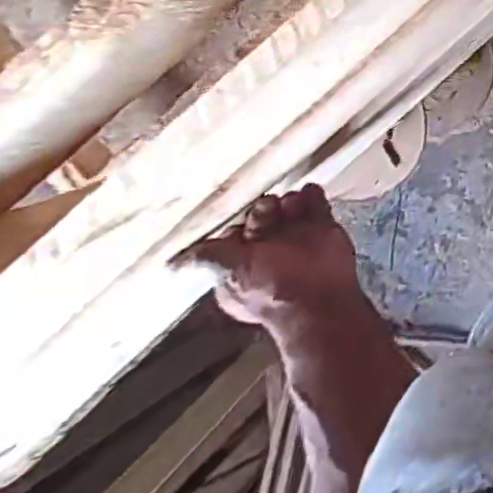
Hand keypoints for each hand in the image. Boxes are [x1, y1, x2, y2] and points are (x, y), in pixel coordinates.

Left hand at [176, 184, 365, 330]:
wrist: (318, 297)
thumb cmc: (270, 288)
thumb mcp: (231, 272)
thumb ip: (207, 258)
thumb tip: (170, 264)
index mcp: (244, 261)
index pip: (236, 231)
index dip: (238, 223)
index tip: (243, 223)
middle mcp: (270, 248)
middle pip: (263, 214)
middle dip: (265, 209)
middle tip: (269, 210)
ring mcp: (298, 237)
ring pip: (288, 206)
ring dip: (290, 200)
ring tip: (293, 207)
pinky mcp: (322, 228)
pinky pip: (315, 203)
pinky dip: (312, 195)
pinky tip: (309, 195)